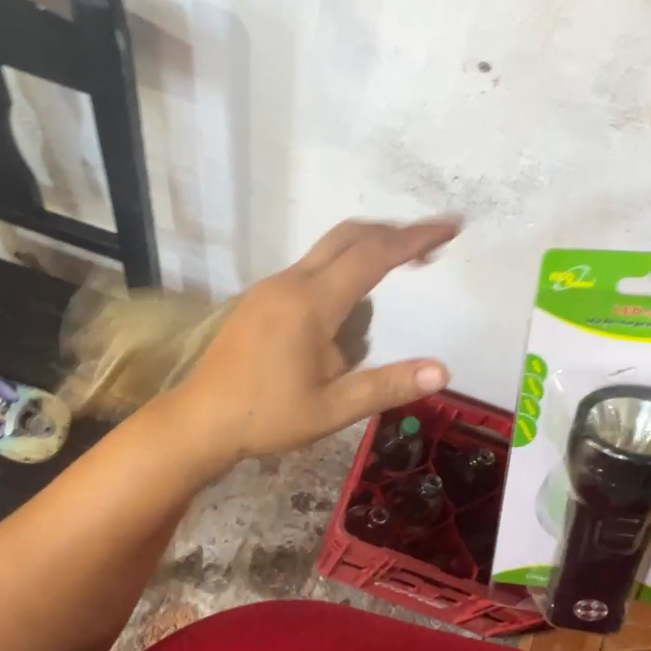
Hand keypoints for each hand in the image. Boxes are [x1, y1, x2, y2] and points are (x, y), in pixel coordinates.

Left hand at [164, 218, 459, 464]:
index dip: (415, 239)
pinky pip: (308, 273)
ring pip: (326, 254)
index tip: (450, 228)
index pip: (373, 255)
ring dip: (363, 257)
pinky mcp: (259, 301)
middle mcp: (290, 283)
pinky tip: (342, 319)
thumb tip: (442, 371)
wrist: (200, 422)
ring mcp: (270, 289)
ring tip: (385, 294)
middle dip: (391, 234)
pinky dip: (338, 276)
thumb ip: (387, 386)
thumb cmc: (266, 418)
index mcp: (310, 303)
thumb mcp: (333, 409)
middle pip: (348, 237)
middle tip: (428, 248)